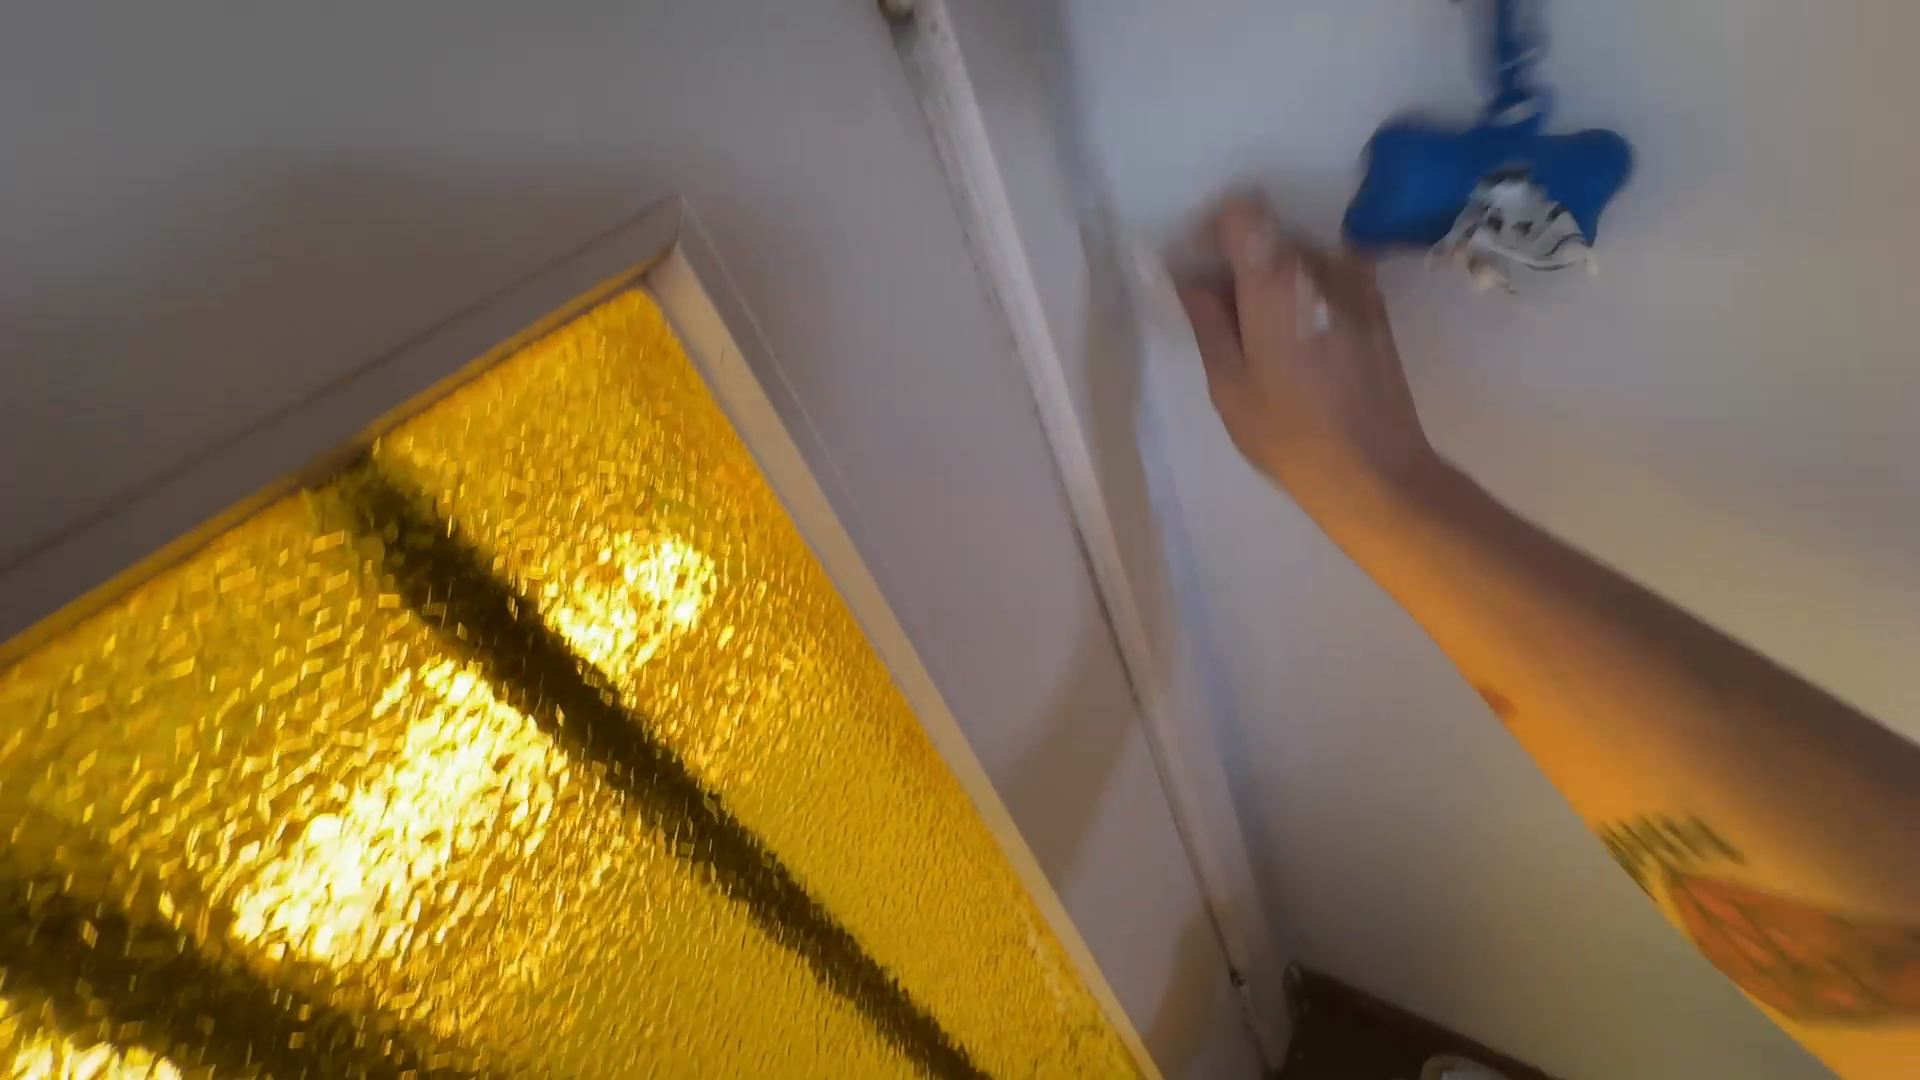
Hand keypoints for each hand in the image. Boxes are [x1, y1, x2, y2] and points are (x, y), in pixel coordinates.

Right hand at [1176, 196, 1440, 527]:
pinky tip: (1287, 339)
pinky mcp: (1373, 301)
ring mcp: (1356, 281)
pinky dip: (1296, 290)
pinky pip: (1321, 275)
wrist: (1374, 469)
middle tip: (1213, 310)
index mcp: (1278, 282)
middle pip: (1268, 232)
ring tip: (1250, 333)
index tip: (1193, 267)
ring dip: (1266, 278)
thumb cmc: (1288, 435)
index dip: (1210, 231)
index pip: (1241, 213)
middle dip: (1234, 259)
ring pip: (1295, 254)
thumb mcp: (1228, 385)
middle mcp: (1322, 266)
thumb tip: (1191, 280)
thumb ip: (1208, 322)